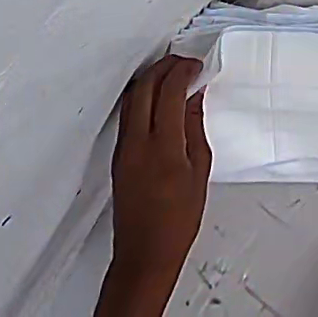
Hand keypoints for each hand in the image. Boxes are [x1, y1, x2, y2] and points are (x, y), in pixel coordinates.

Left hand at [94, 55, 211, 316]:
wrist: (146, 253)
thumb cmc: (175, 222)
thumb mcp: (198, 170)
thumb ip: (194, 127)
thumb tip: (194, 97)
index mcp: (163, 146)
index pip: (169, 90)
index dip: (183, 70)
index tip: (195, 67)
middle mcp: (138, 142)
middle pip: (146, 85)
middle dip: (166, 66)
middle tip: (184, 63)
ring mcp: (124, 147)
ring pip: (133, 96)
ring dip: (152, 78)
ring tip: (171, 75)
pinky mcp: (118, 153)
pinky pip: (128, 112)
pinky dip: (143, 95)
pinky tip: (157, 98)